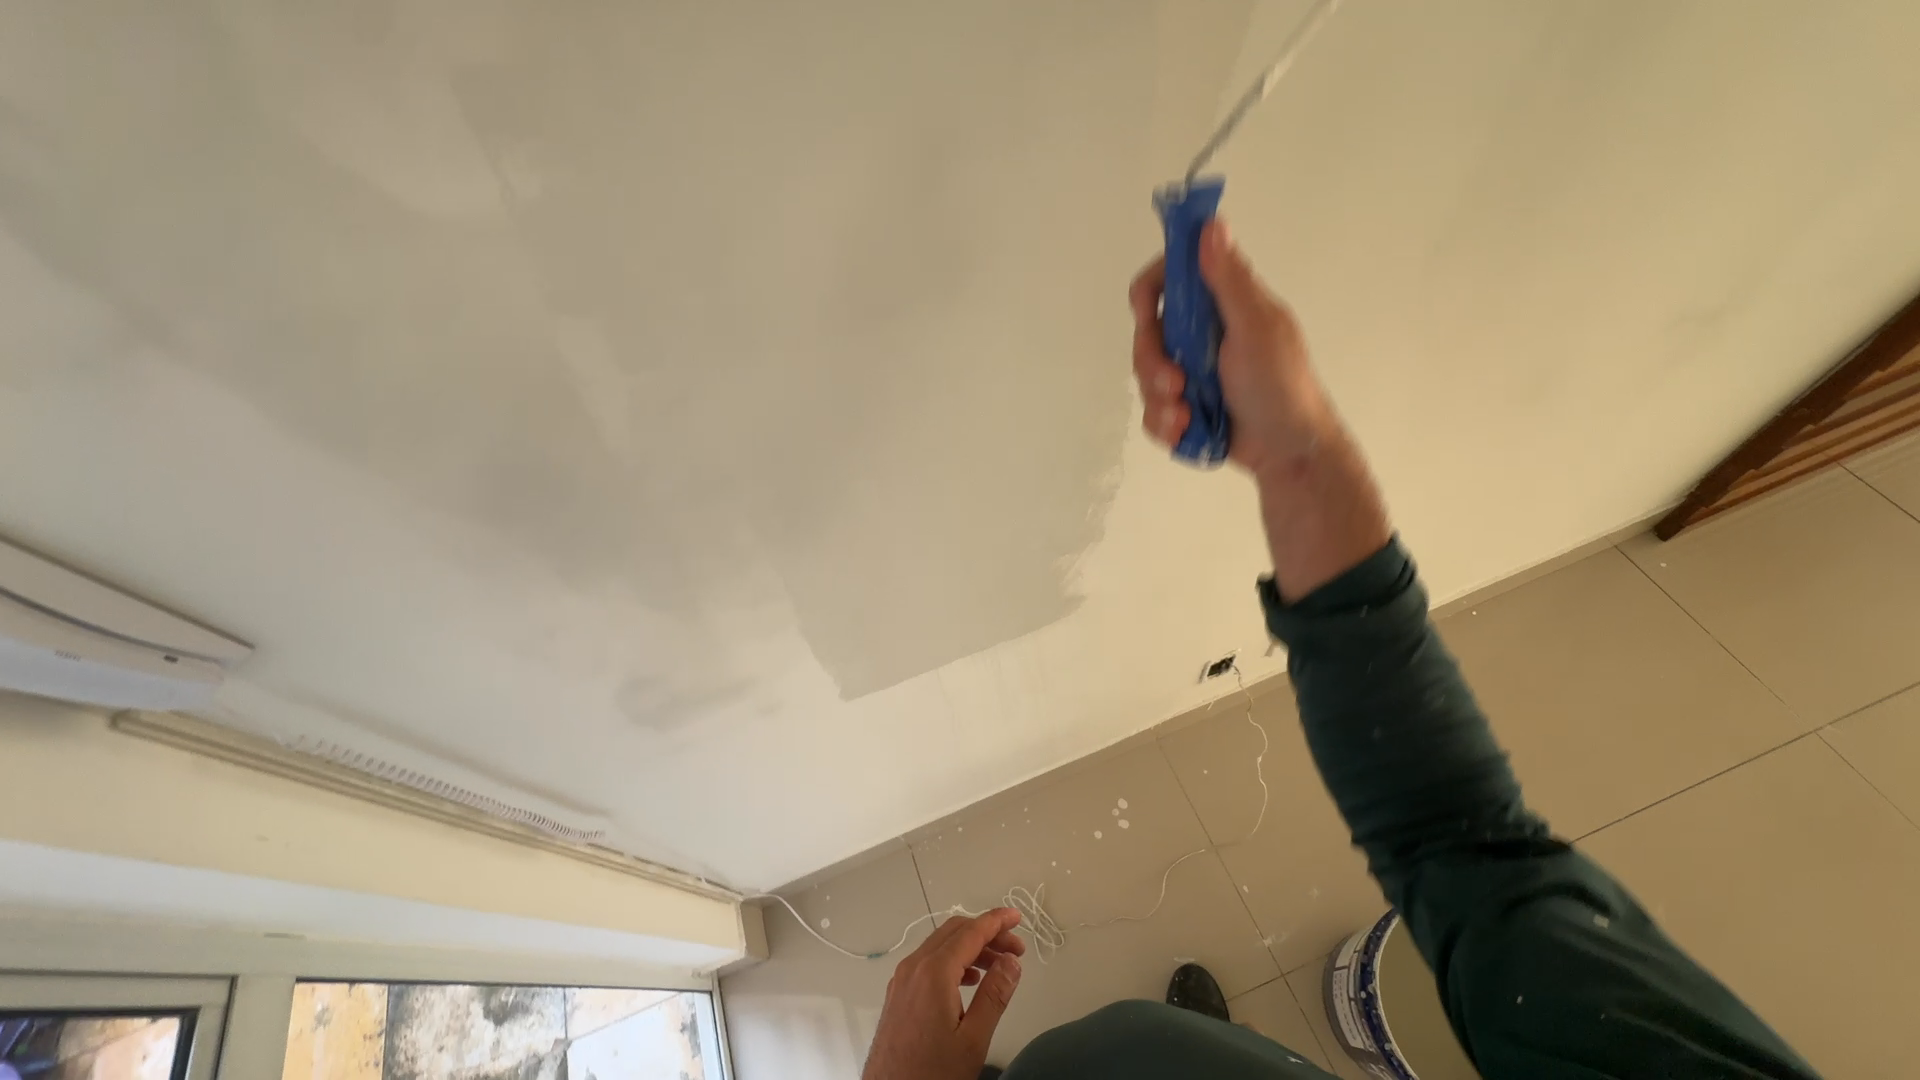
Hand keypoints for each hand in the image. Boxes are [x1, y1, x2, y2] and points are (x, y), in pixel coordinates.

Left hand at [862, 908, 1025, 1079]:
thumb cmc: (933, 1073)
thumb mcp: (973, 1039)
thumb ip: (995, 995)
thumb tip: (1011, 961)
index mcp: (933, 972)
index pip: (971, 932)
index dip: (996, 921)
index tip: (1018, 917)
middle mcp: (914, 966)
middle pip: (955, 931)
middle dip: (987, 933)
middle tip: (1016, 949)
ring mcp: (902, 979)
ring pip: (940, 945)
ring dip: (971, 947)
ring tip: (998, 965)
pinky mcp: (897, 993)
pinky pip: (928, 961)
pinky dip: (953, 960)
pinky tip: (969, 980)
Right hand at [1129, 219, 1332, 479]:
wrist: (1288, 452)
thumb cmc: (1280, 385)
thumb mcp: (1255, 329)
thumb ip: (1229, 281)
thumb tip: (1212, 223)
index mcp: (1221, 306)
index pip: (1169, 279)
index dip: (1150, 290)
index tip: (1146, 312)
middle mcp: (1202, 335)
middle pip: (1148, 333)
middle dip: (1152, 363)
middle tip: (1175, 384)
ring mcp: (1191, 373)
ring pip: (1145, 376)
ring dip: (1160, 400)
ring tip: (1186, 416)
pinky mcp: (1184, 408)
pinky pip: (1153, 411)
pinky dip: (1164, 424)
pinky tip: (1185, 431)